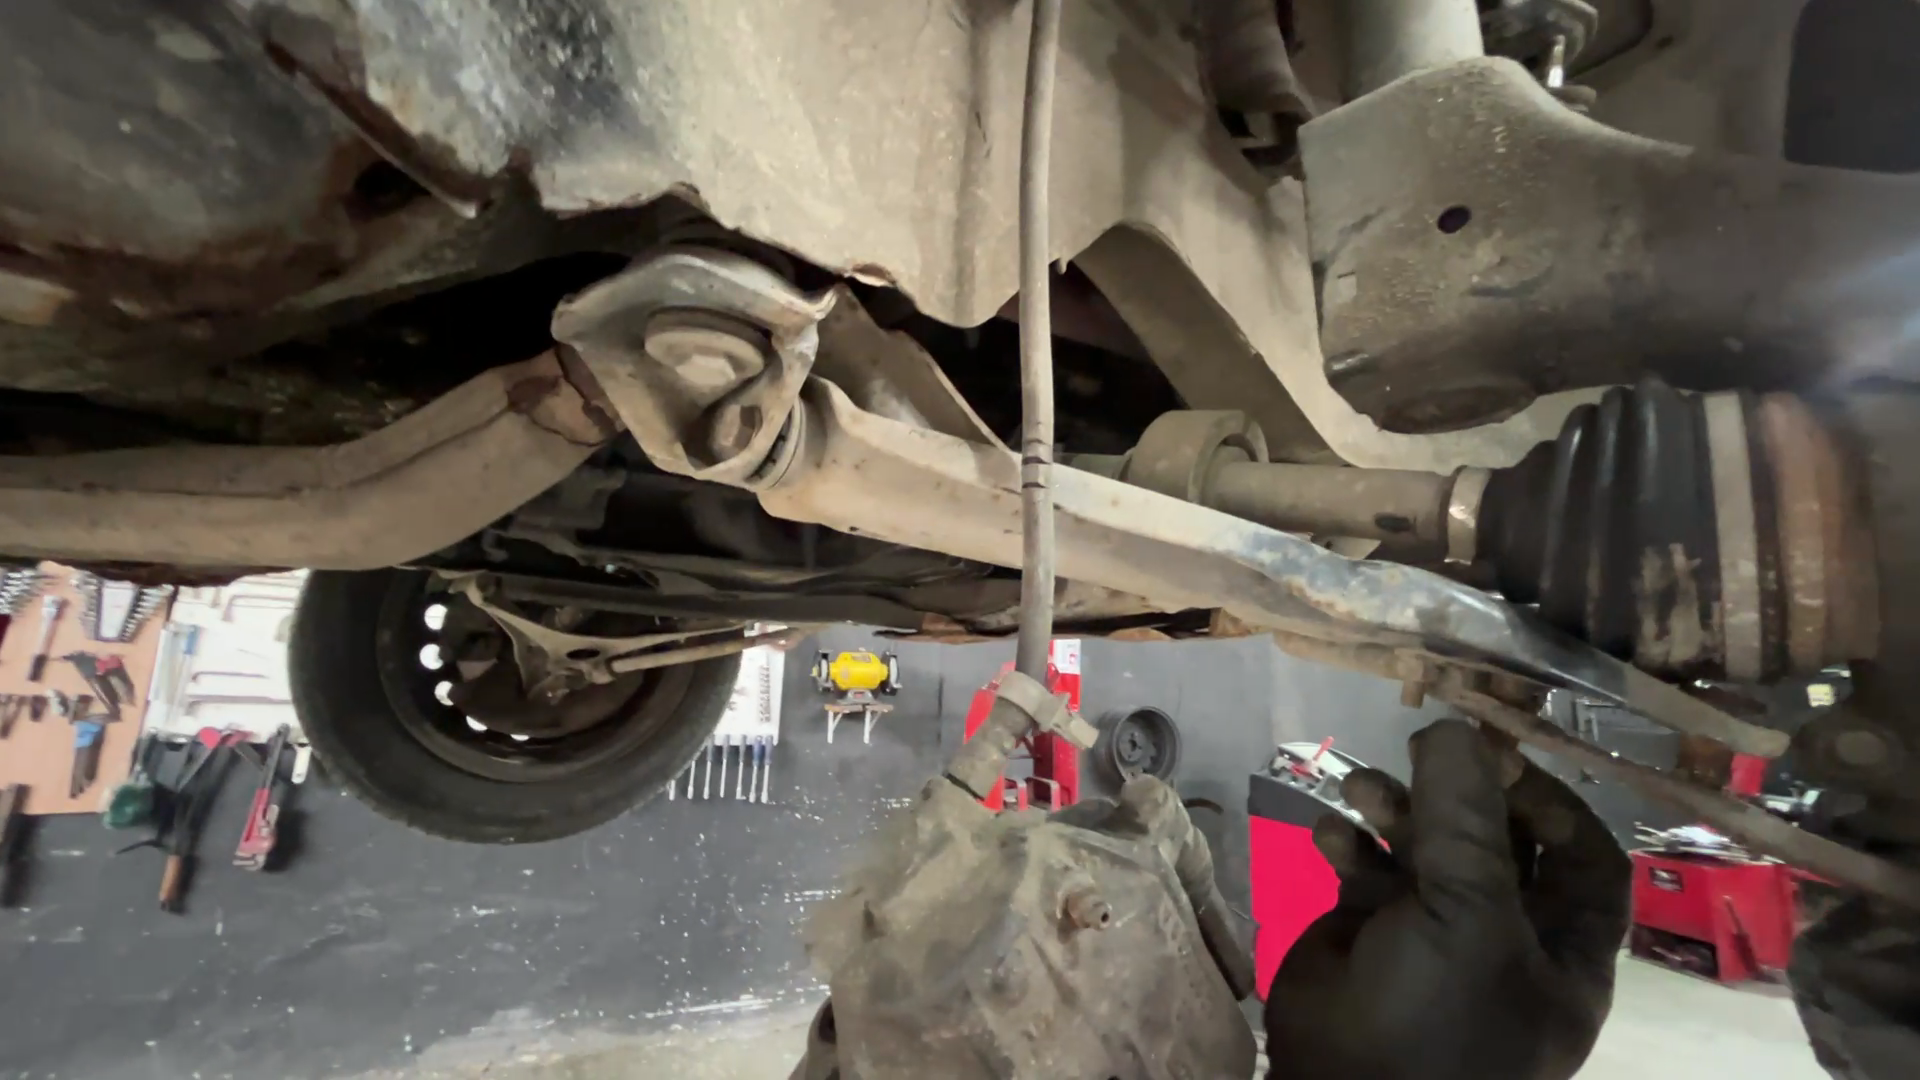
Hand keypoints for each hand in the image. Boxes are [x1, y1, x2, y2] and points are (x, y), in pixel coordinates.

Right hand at [1264, 719, 1630, 1079]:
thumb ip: (1463, 820)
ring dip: (1391, 806)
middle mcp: (1497, 926)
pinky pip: (1363, 862)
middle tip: (1418, 747)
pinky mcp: (1366, 918)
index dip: (1546, 798)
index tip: (1493, 754)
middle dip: (1454, 791)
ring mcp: (1427, 922)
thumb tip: (1455, 728)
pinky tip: (1330, 838)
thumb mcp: (1467, 916)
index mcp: (1556, 942)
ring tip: (1360, 789)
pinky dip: (1347, 841)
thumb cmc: (1437, 1012)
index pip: (1580, 855)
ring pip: (1419, 840)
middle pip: (1489, 835)